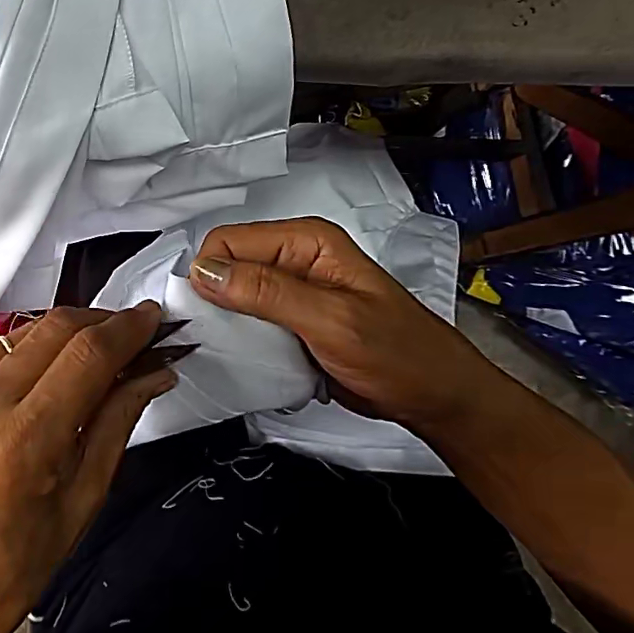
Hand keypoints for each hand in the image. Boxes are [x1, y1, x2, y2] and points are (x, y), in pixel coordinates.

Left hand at [0, 304, 178, 632]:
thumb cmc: (21, 557)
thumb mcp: (89, 492)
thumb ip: (122, 416)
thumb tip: (159, 369)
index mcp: (25, 438)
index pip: (90, 353)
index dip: (130, 327)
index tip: (156, 317)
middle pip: (62, 326)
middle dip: (109, 321)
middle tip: (138, 335)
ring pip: (36, 326)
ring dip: (79, 329)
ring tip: (105, 350)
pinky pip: (9, 342)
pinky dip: (44, 344)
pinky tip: (60, 365)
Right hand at [188, 217, 504, 427]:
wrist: (431, 391)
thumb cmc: (397, 352)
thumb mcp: (331, 320)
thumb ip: (268, 293)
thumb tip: (207, 271)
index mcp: (307, 241)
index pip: (230, 242)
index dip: (209, 276)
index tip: (202, 316)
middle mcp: (298, 258)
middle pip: (229, 266)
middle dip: (215, 300)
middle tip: (212, 340)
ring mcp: (296, 291)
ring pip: (237, 296)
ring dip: (227, 323)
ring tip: (229, 352)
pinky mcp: (295, 321)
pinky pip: (252, 321)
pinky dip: (243, 339)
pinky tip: (246, 359)